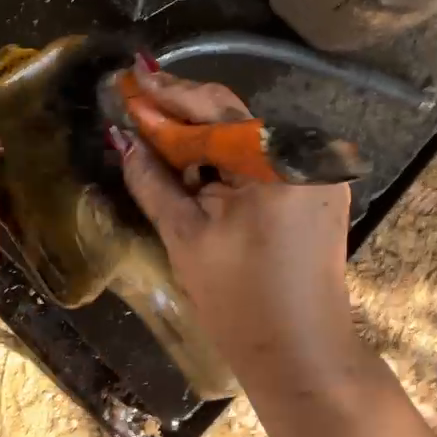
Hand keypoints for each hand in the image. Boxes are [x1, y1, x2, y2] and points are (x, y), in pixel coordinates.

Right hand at [115, 68, 354, 361]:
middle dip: (179, 109)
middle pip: (230, 116)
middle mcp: (306, 156)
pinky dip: (221, 155)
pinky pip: (259, 157)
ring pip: (242, 134)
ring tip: (151, 129)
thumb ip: (151, 178)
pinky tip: (187, 158)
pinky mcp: (312, 191)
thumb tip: (121, 137)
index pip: (214, 109)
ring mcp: (315, 173)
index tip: (130, 78)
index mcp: (278, 164)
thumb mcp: (184, 234)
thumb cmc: (239, 299)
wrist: (304, 357)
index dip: (166, 94)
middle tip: (135, 98)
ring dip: (197, 132)